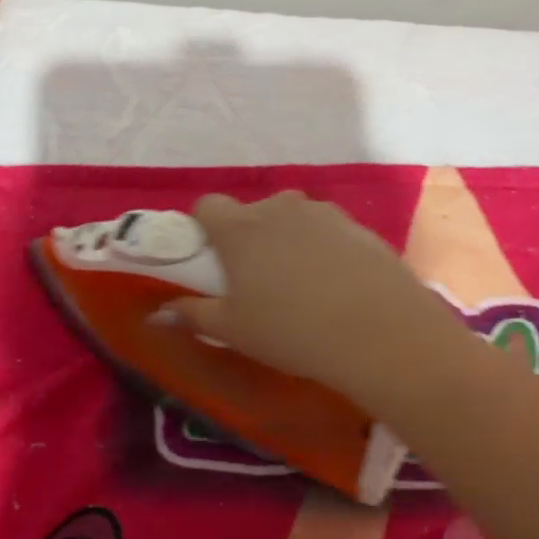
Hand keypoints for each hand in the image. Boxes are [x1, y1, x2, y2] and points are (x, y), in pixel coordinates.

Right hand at [161, 192, 471, 406]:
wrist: (380, 332)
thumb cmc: (290, 330)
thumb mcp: (234, 330)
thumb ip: (193, 315)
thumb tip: (157, 313)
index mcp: (240, 228)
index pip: (207, 206)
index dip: (203, 229)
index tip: (211, 261)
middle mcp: (280, 208)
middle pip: (253, 212)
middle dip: (249, 238)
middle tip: (256, 282)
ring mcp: (325, 214)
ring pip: (294, 220)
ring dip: (288, 242)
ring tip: (300, 288)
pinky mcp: (361, 228)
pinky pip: (329, 234)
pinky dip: (324, 252)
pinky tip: (336, 290)